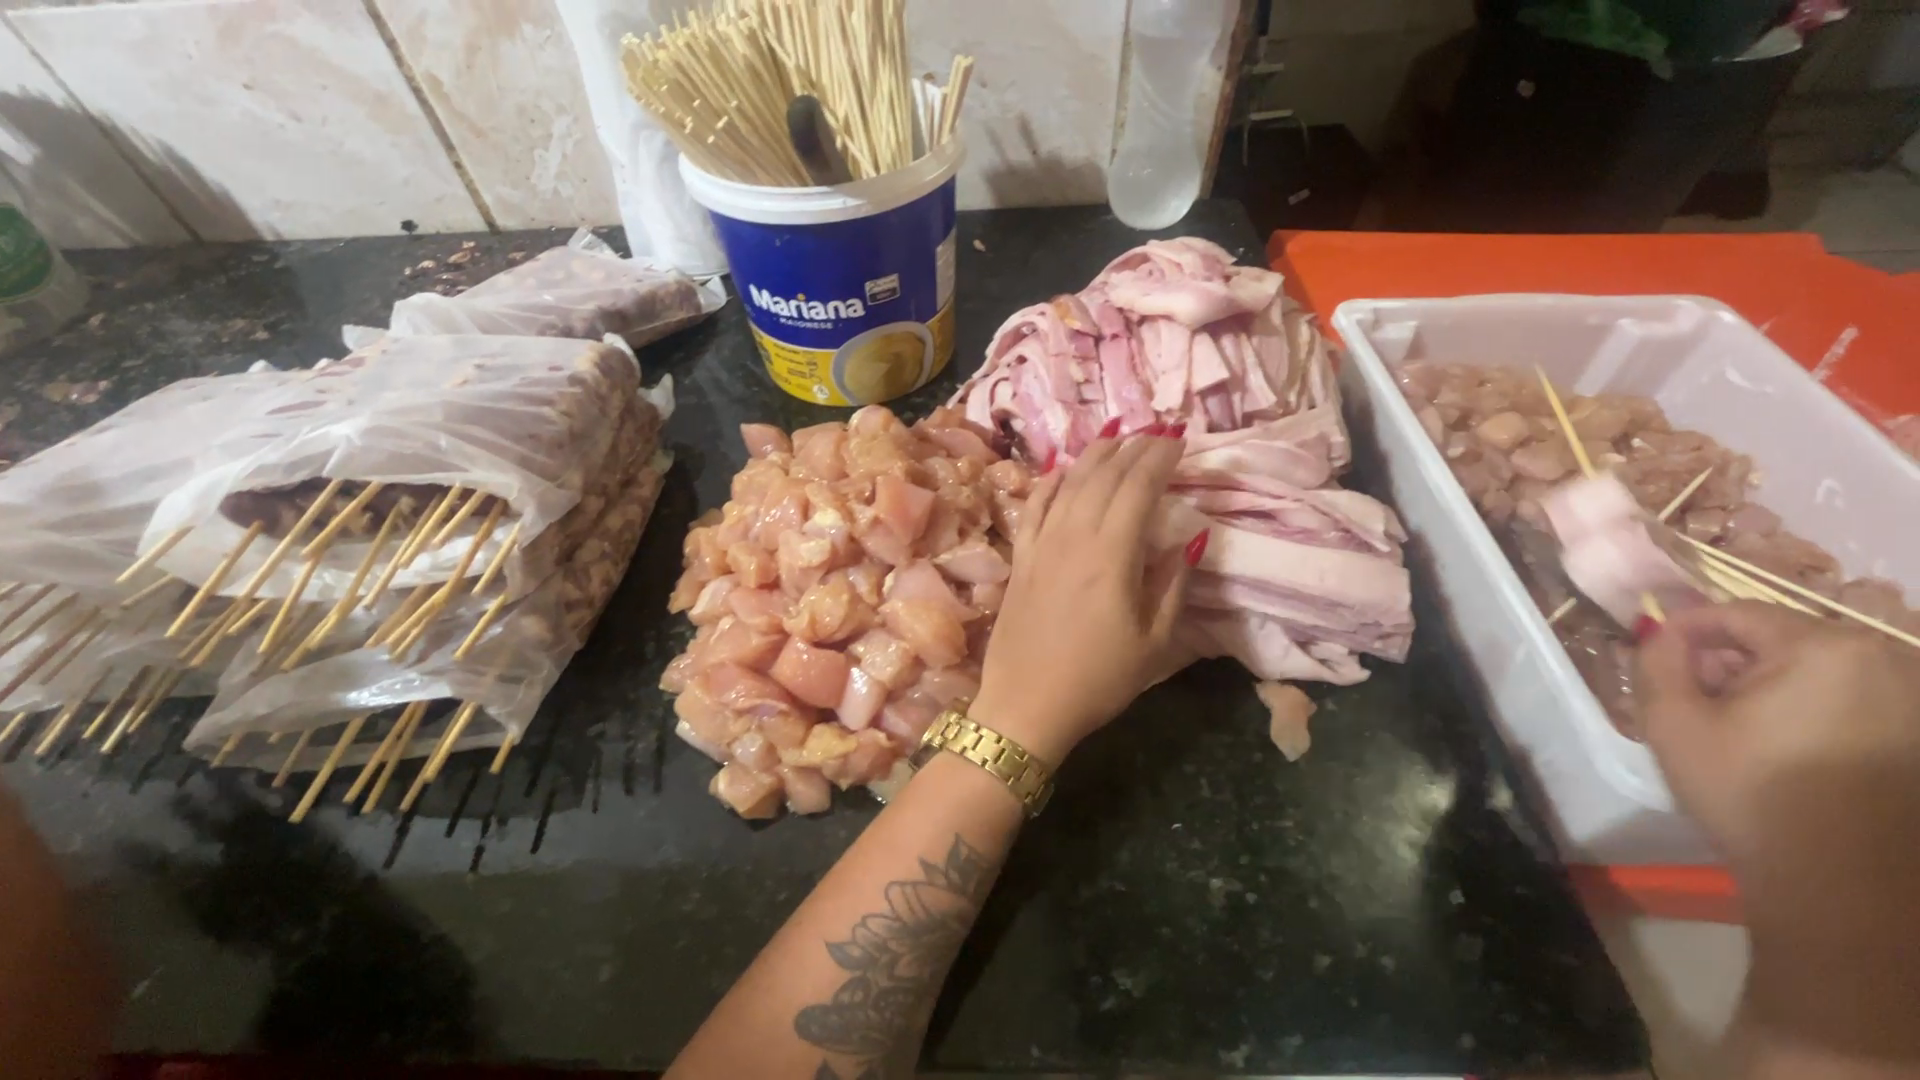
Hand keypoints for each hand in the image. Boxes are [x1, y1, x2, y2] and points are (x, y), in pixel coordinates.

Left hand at [970, 427, 1199, 764]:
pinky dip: (1051, 482)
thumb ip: (1173, 585)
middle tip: (1156, 432)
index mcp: (1112, 555)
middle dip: (1134, 448)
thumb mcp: (1154, 642)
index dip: (1160, 458)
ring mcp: (1041, 544)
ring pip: (1069, 483)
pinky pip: (1034, 506)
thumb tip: (1192, 539)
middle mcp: (1074, 537)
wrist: (1026, 706)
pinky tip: (1062, 469)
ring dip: (1095, 455)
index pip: (1139, 488)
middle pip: (1104, 477)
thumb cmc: (1098, 680)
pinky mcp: (1020, 558)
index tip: (1180, 440)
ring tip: (1118, 435)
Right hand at [1635, 601, 1919, 1055]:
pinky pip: (1856, 693)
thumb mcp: (1671, 722)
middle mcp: (1889, 657)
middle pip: (1784, 634)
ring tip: (1739, 722)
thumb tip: (1662, 631)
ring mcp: (1917, 697)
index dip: (1683, 629)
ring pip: (1821, 663)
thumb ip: (1656, 660)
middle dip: (1731, 656)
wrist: (1841, 883)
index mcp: (1824, 647)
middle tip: (1695, 697)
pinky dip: (1813, 703)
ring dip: (1772, 679)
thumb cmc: (1748, 793)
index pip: (1735, 611)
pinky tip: (1785, 743)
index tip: (1655, 659)